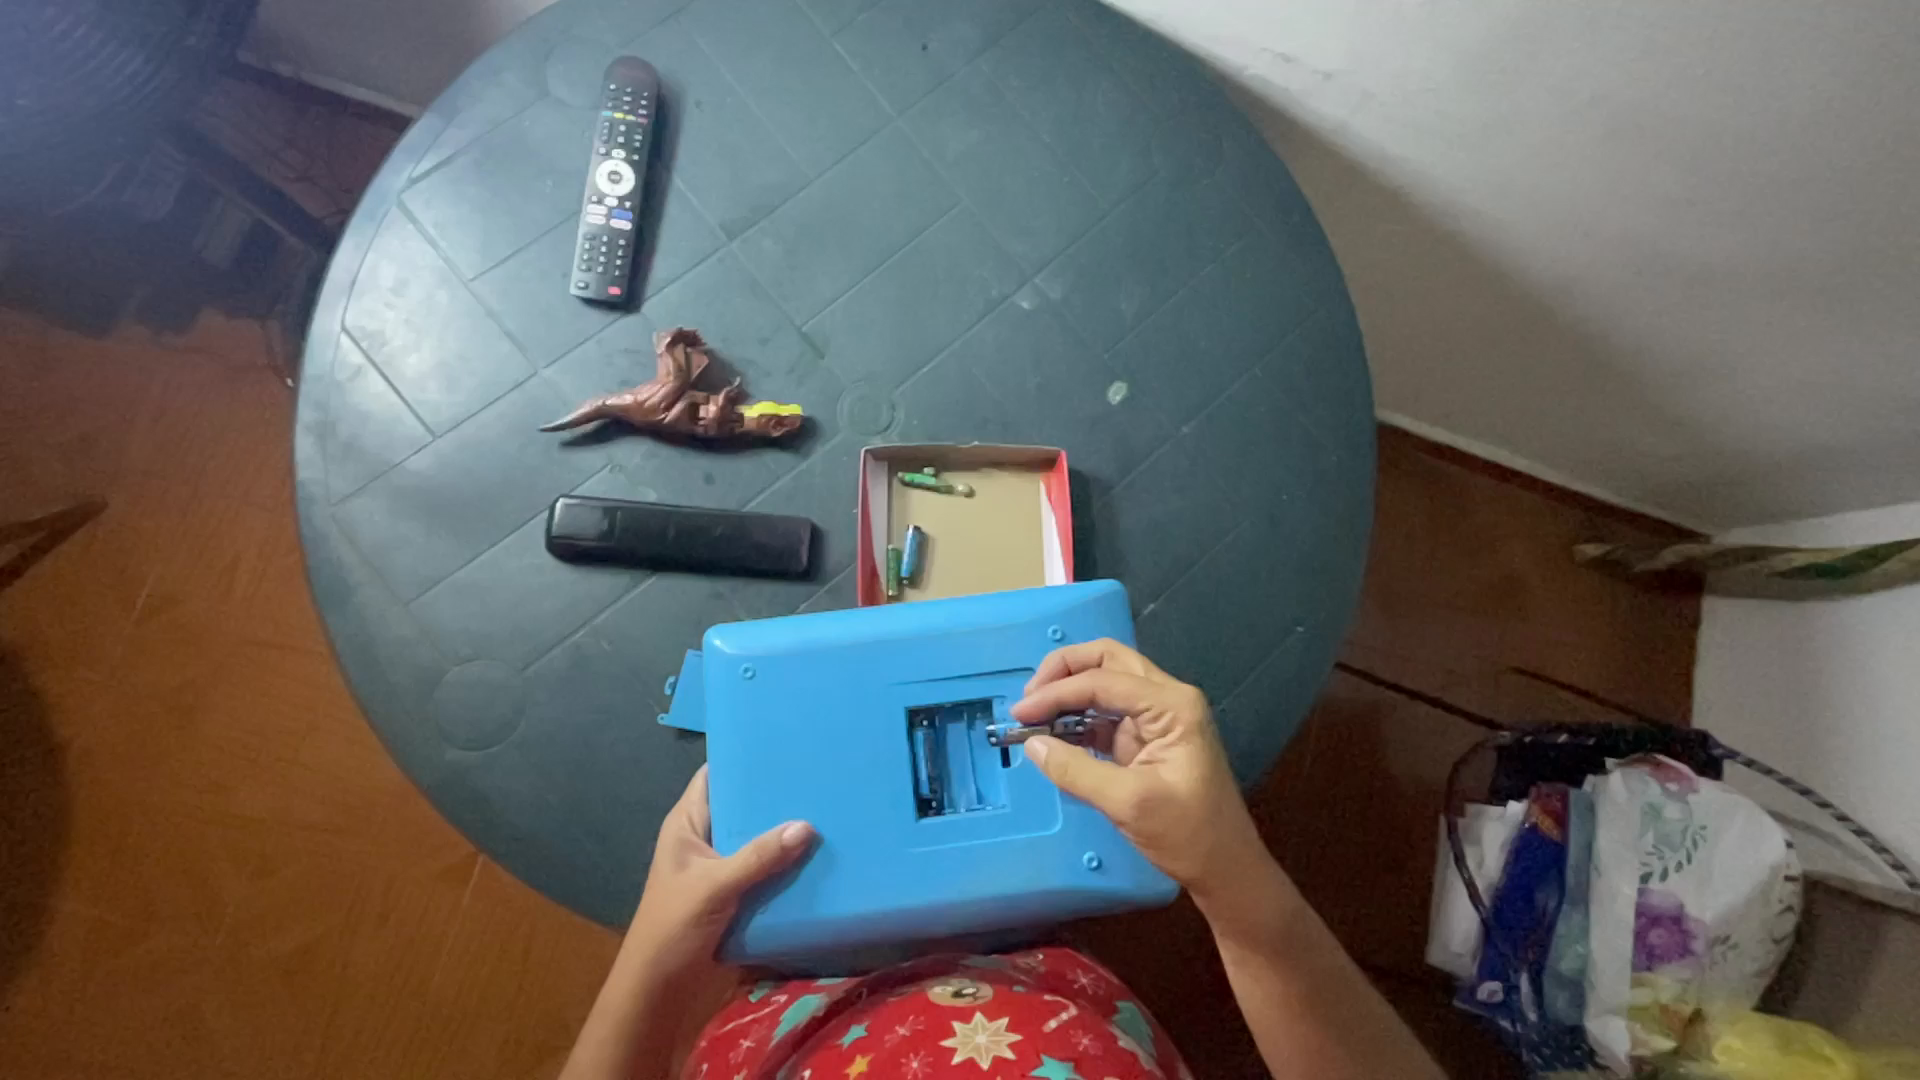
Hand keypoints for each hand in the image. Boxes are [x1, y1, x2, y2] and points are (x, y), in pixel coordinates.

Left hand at [625, 765, 814, 977]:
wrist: (659, 997)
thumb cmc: (672, 930)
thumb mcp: (714, 887)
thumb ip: (759, 857)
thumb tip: (807, 826)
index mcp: (688, 824)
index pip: (715, 776)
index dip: (743, 758)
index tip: (782, 743)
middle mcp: (706, 838)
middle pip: (745, 806)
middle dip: (777, 795)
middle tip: (819, 775)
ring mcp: (723, 867)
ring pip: (760, 838)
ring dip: (787, 831)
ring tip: (830, 807)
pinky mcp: (739, 894)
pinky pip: (769, 868)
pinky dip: (789, 863)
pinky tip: (822, 853)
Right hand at [1013, 640, 1269, 902]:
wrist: (1227, 870)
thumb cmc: (1188, 835)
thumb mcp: (1128, 803)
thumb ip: (1075, 770)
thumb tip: (1031, 744)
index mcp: (1172, 705)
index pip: (1102, 680)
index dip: (1056, 692)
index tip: (1019, 714)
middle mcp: (1166, 698)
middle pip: (1107, 660)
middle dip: (1063, 671)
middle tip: (1029, 697)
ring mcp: (1157, 716)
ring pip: (1106, 680)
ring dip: (1068, 692)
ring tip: (1034, 715)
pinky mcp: (1146, 737)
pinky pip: (1105, 712)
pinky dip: (1076, 717)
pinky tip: (1052, 734)